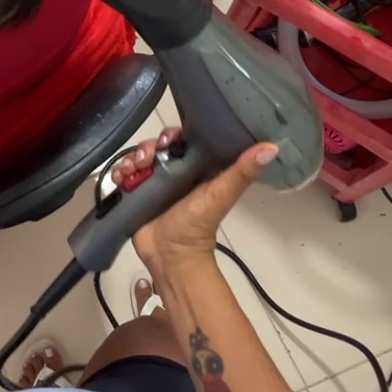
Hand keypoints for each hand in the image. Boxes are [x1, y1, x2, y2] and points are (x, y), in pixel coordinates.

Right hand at [113, 128, 276, 282]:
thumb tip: (272, 147)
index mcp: (195, 167)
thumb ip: (241, 173)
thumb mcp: (219, 195)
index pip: (182, 139)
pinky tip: (120, 179)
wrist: (169, 257)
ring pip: (138, 157)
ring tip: (130, 172)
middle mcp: (173, 171)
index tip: (166, 140)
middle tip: (145, 159)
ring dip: (130, 159)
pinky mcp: (135, 194)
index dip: (172, 134)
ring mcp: (152, 182)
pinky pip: (124, 174)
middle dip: (146, 147)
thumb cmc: (197, 226)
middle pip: (155, 146)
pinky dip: (119, 172)